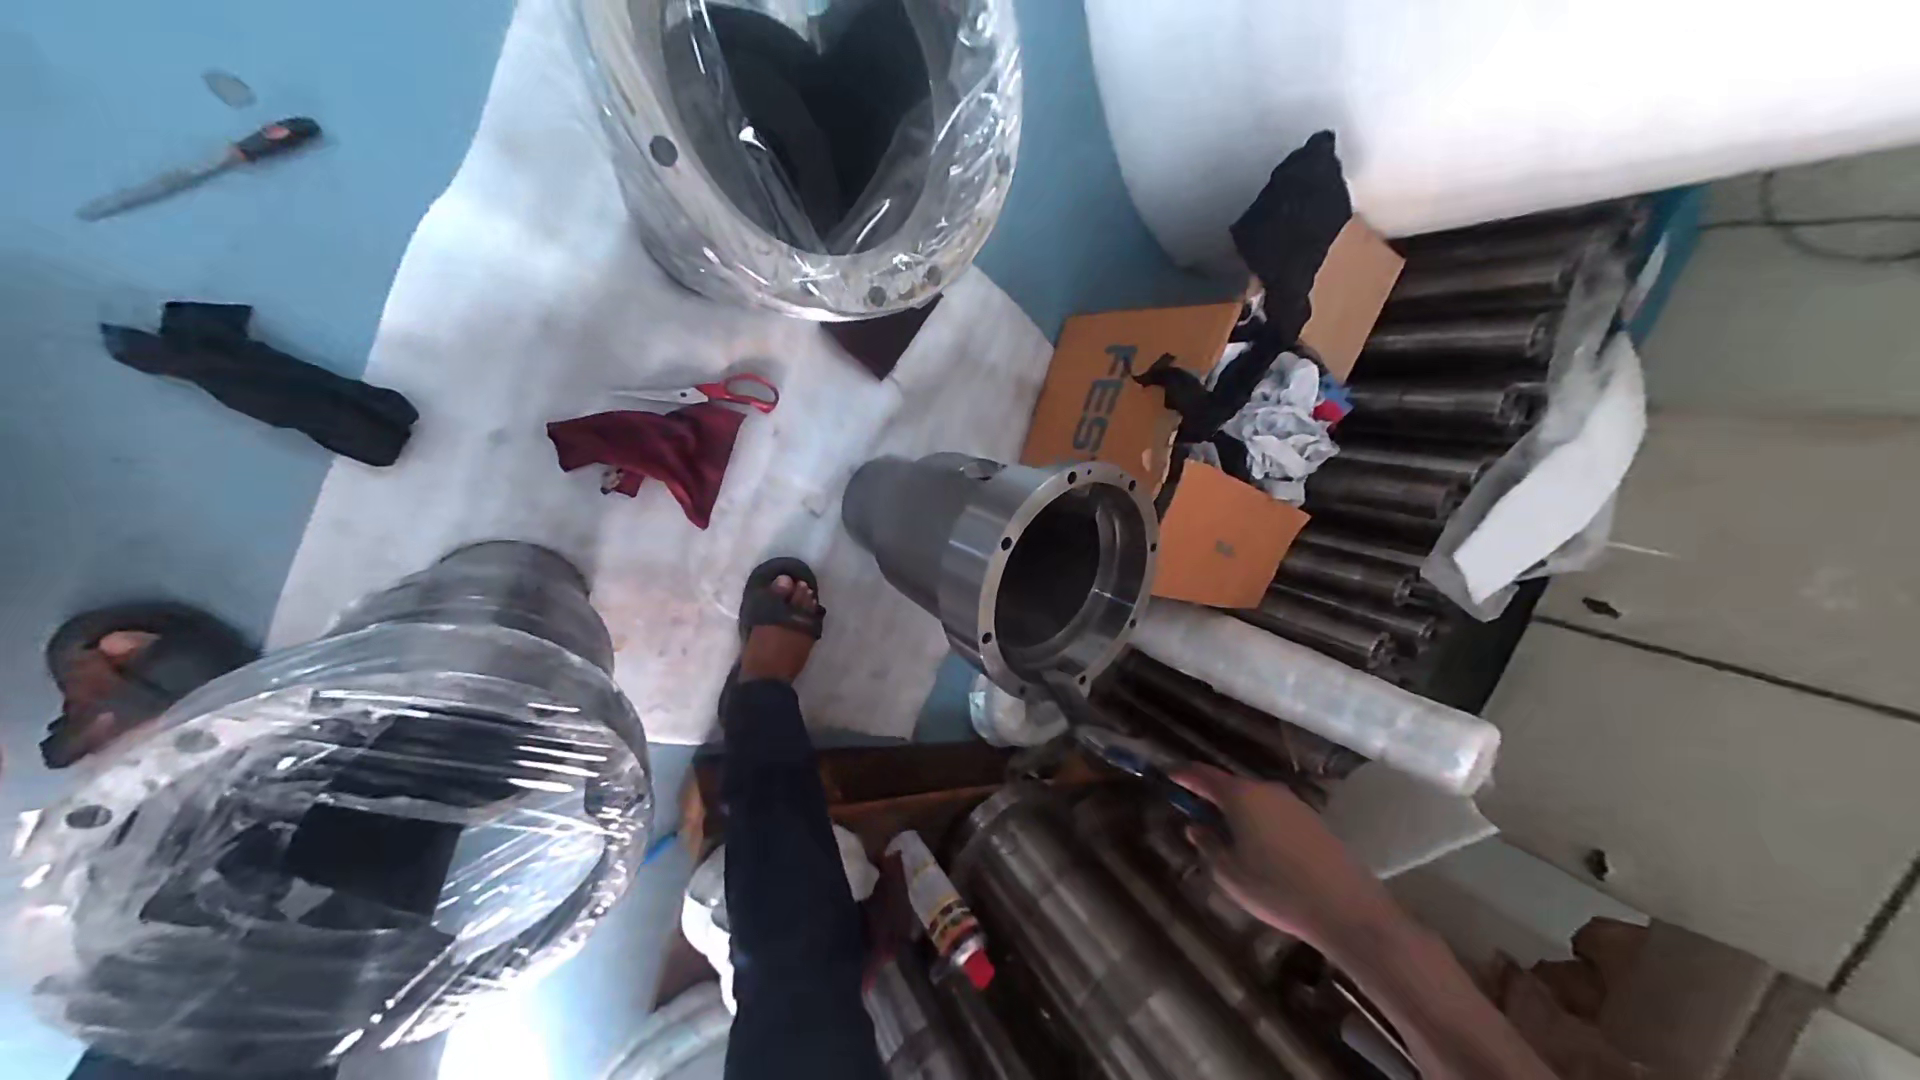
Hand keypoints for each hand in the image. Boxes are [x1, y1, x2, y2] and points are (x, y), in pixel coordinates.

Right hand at [1173, 764, 1391, 943]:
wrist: (1349, 910)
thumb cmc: (1277, 889)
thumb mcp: (1229, 872)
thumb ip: (1208, 844)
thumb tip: (1197, 827)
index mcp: (1240, 796)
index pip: (1203, 775)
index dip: (1183, 774)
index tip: (1168, 775)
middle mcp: (1267, 790)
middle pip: (1231, 786)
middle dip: (1212, 797)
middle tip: (1198, 814)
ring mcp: (1294, 804)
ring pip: (1255, 800)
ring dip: (1238, 812)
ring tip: (1230, 837)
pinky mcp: (1314, 822)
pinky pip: (1276, 814)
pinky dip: (1260, 822)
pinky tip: (1263, 849)